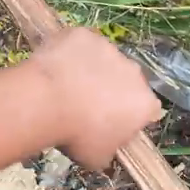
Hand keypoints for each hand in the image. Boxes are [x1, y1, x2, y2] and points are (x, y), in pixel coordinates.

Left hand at [30, 27, 164, 169]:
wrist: (45, 100)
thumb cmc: (76, 135)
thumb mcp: (100, 157)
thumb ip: (111, 145)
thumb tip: (104, 139)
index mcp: (144, 102)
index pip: (144, 108)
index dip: (127, 114)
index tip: (110, 120)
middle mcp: (133, 71)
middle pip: (126, 79)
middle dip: (112, 87)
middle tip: (86, 100)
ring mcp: (108, 47)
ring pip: (103, 57)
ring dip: (92, 66)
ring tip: (67, 80)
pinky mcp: (83, 33)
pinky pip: (80, 42)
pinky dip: (71, 50)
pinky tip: (57, 63)